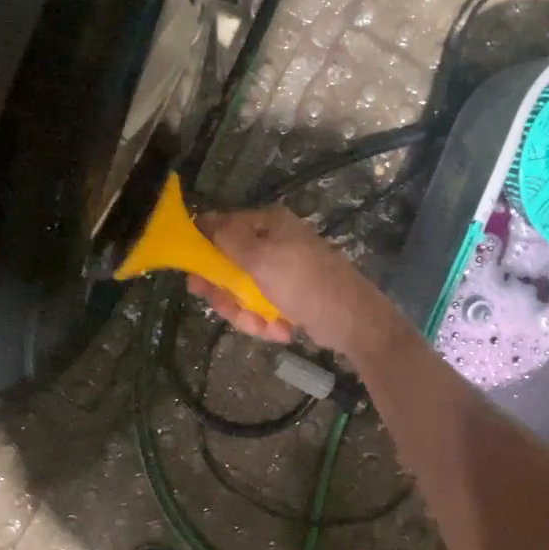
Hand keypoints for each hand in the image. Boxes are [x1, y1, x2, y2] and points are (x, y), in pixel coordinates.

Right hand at [190, 206, 406, 361]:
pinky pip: (262, 308)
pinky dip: (268, 322)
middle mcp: (273, 242)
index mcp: (267, 224)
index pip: (220, 228)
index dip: (202, 252)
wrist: (353, 321)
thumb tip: (200, 219)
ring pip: (242, 294)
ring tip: (267, 326)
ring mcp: (281, 271)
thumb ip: (228, 240)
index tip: (195, 280)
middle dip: (228, 296)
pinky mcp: (289, 296)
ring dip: (249, 316)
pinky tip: (284, 330)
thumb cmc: (306, 284)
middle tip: (232, 310)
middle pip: (227, 267)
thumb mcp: (262, 259)